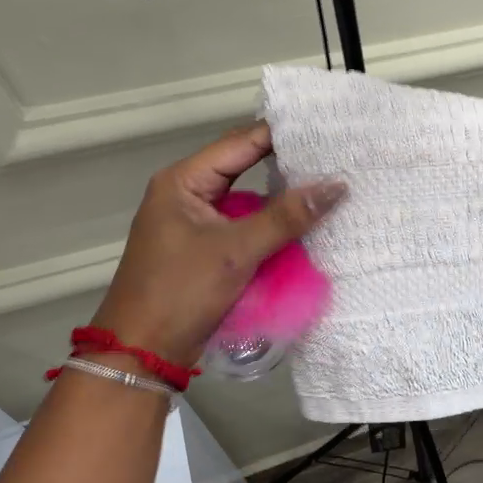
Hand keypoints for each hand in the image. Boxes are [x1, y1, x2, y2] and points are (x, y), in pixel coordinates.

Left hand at [91, 123, 347, 365]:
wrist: (143, 350)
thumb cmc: (181, 291)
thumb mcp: (237, 251)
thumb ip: (287, 217)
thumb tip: (337, 185)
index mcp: (184, 181)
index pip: (241, 143)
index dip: (283, 135)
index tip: (327, 131)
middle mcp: (189, 194)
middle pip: (246, 167)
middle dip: (289, 165)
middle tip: (338, 158)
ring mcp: (199, 222)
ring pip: (250, 199)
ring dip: (285, 198)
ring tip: (332, 187)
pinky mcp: (209, 248)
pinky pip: (249, 226)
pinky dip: (276, 225)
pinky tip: (309, 225)